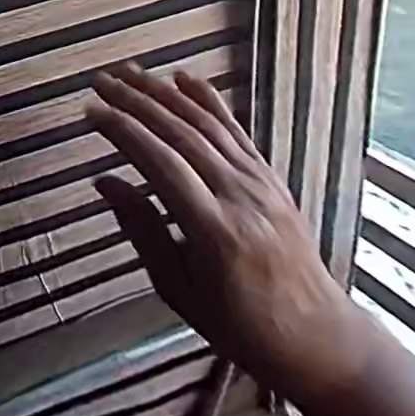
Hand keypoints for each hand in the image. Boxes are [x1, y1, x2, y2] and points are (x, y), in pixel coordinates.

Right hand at [86, 63, 378, 404]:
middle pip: (181, 133)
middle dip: (136, 101)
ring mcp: (261, 186)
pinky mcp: (272, 181)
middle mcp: (241, 198)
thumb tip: (104, 181)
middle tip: (101, 81)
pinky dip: (208, 101)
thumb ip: (141, 229)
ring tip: (130, 72)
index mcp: (215, 230)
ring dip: (164, 93)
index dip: (122, 130)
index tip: (91, 111)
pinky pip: (237, 131)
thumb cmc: (242, 326)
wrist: (324, 343)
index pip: (160, 162)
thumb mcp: (178, 288)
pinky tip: (185, 79)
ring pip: (206, 125)